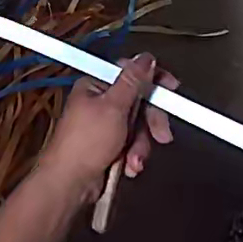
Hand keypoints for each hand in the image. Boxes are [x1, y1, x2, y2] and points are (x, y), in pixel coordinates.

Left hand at [36, 54, 177, 205]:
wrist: (71, 183)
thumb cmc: (84, 143)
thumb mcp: (113, 107)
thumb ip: (132, 82)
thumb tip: (145, 59)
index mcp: (95, 85)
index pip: (130, 73)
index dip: (153, 81)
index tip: (171, 89)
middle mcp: (99, 102)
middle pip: (139, 102)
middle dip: (150, 122)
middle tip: (161, 134)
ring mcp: (104, 124)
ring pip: (138, 126)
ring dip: (140, 144)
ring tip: (133, 159)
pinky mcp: (109, 144)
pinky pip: (133, 143)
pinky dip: (134, 155)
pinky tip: (128, 166)